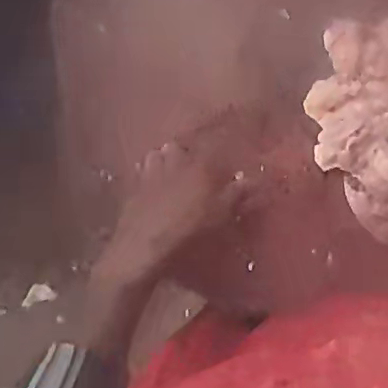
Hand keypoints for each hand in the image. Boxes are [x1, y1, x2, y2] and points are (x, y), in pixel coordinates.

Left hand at [93, 106, 264, 285]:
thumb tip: (255, 178)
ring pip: (157, 155)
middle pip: (178, 146)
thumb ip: (237, 192)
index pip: (211, 143)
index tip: (224, 146)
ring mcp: (149, 171)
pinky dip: (146, 175)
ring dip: (163, 160)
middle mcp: (173, 160)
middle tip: (192, 165)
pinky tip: (149, 186)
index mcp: (198, 164)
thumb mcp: (220, 213)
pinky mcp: (132, 187)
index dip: (217, 142)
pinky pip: (141, 172)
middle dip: (184, 152)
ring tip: (169, 171)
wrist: (142, 245)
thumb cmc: (188, 228)